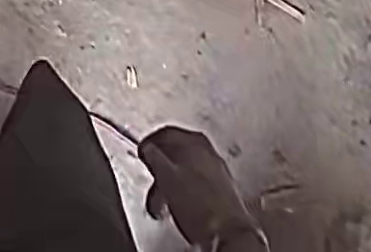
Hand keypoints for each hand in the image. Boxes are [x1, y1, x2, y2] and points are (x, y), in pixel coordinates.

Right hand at [140, 127, 267, 251]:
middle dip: (160, 168)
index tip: (142, 153)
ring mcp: (219, 173)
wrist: (229, 237)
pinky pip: (198, 186)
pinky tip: (181, 205)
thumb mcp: (165, 175)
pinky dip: (186, 192)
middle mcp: (209, 153)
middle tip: (151, 180)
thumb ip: (153, 156)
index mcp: (195, 140)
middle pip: (177, 153)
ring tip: (163, 200)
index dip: (150, 143)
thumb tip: (147, 149)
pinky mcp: (224, 194)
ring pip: (187, 171)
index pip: (166, 133)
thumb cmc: (198, 203)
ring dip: (172, 183)